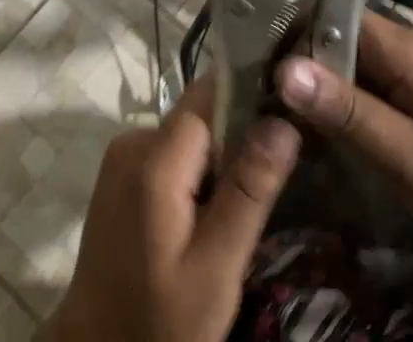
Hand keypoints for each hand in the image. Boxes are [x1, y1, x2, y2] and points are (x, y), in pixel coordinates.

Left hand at [42, 75, 301, 341]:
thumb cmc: (158, 318)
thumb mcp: (217, 264)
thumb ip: (249, 190)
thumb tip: (283, 120)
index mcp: (153, 158)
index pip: (211, 93)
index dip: (252, 98)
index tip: (291, 116)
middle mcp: (132, 142)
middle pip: (201, 114)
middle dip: (241, 137)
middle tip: (278, 177)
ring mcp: (122, 158)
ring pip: (190, 136)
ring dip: (222, 161)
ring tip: (251, 201)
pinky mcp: (122, 177)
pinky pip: (172, 155)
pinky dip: (199, 175)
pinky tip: (215, 213)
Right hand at [273, 11, 412, 265]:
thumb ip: (350, 113)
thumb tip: (284, 69)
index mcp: (400, 49)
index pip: (325, 14)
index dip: (285, 36)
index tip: (250, 76)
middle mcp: (400, 51)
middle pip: (327, 38)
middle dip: (289, 67)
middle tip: (252, 111)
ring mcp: (407, 77)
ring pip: (340, 67)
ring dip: (307, 92)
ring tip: (268, 127)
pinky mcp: (412, 102)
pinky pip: (359, 93)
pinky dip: (332, 111)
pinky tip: (309, 142)